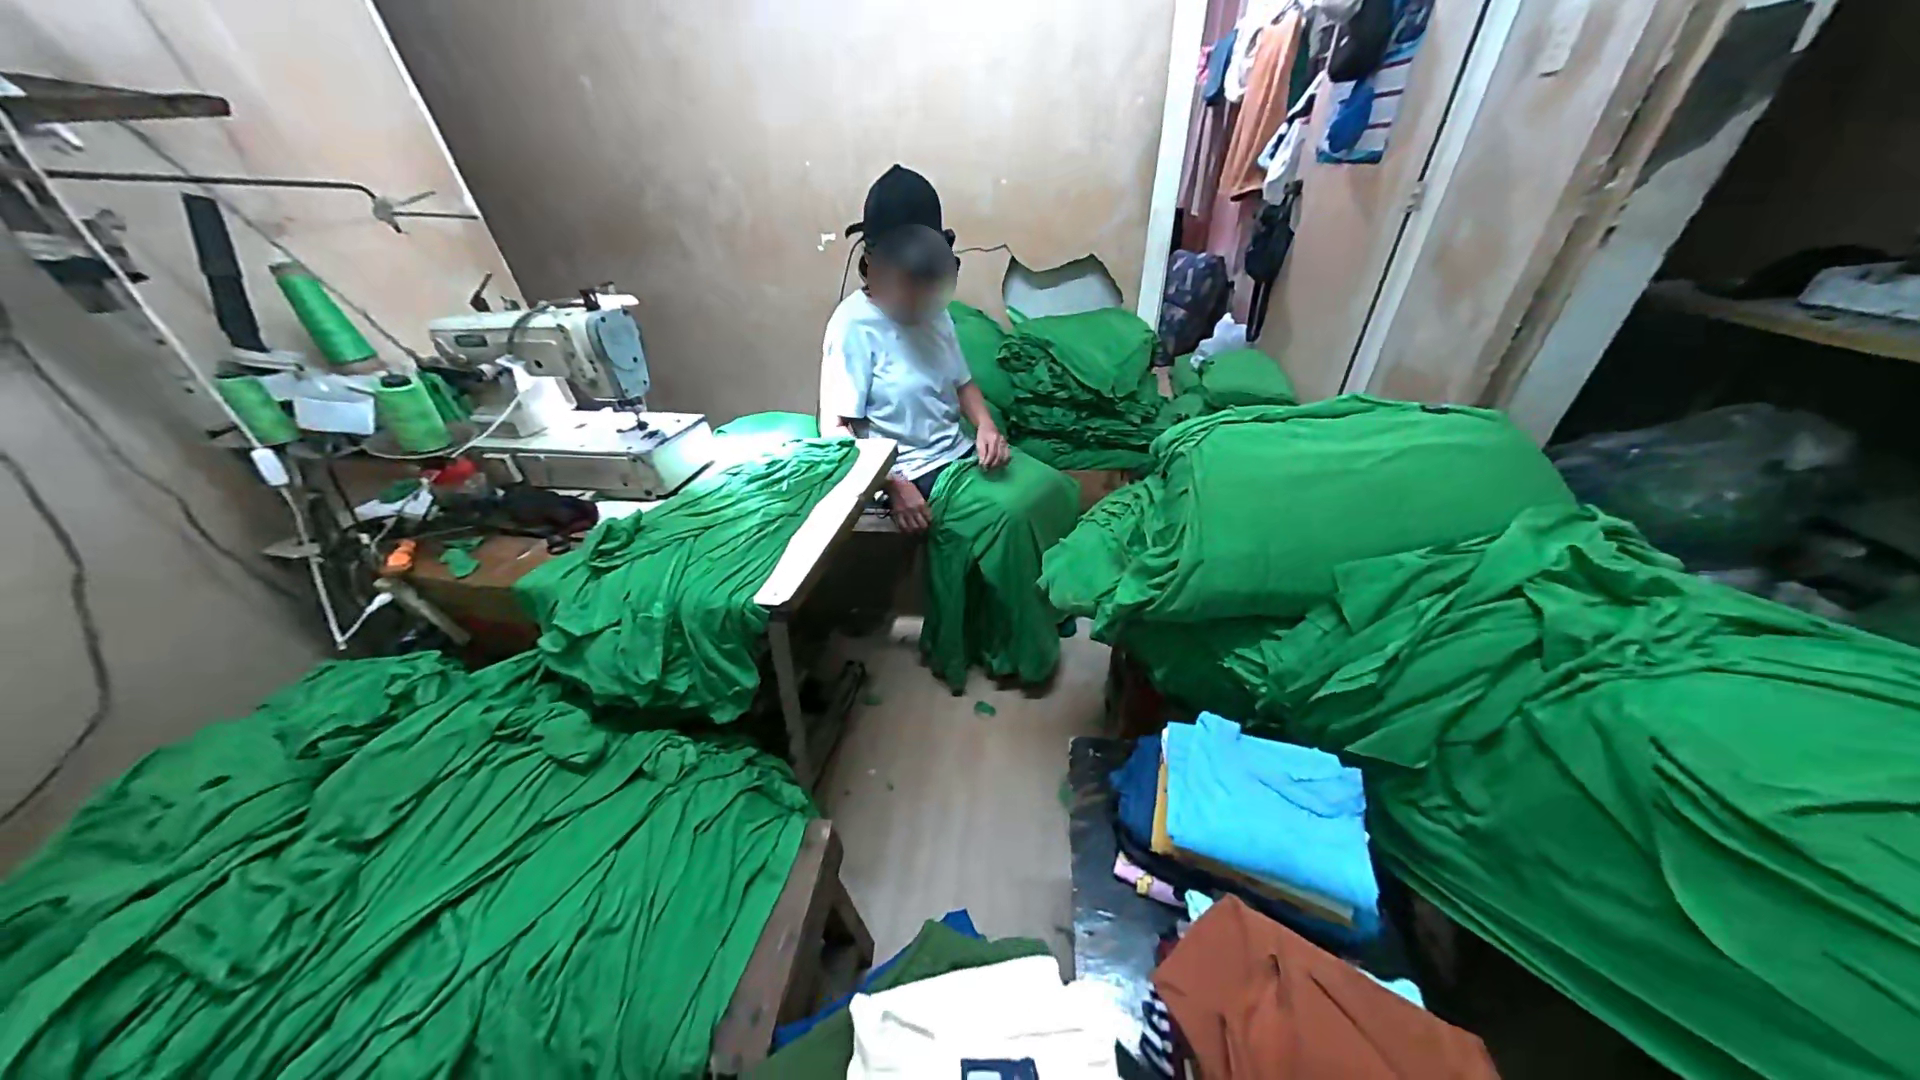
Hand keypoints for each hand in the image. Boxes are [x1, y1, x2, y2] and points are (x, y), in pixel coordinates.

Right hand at [888, 475, 931, 533]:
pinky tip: (906, 531)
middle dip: (923, 530)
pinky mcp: (897, 514)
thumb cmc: (908, 487)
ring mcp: (905, 513)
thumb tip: (927, 515)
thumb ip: (923, 505)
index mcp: (921, 504)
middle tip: (923, 531)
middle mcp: (914, 510)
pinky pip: (901, 526)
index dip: (930, 524)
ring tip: (915, 533)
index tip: (929, 525)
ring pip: (912, 528)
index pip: (929, 518)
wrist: (896, 484)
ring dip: (915, 532)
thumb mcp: (919, 495)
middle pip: (922, 526)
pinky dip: (905, 531)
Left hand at [975, 424, 1009, 469]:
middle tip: (987, 469)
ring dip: (998, 464)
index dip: (988, 461)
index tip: (983, 467)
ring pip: (1004, 456)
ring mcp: (1006, 442)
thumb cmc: (982, 433)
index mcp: (993, 438)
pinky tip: (1000, 464)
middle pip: (999, 456)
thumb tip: (982, 463)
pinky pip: (1008, 455)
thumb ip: (981, 452)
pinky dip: (1004, 461)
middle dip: (993, 464)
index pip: (992, 453)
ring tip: (992, 468)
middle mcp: (1001, 441)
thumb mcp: (979, 442)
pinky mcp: (1007, 444)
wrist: (988, 424)